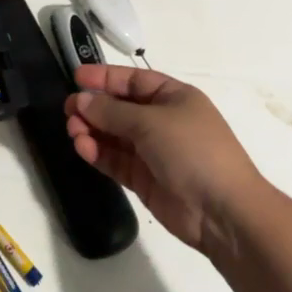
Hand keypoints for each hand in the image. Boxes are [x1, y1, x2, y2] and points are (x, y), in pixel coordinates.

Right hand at [64, 65, 266, 251]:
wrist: (224, 213)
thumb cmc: (193, 151)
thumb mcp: (151, 122)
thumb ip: (112, 111)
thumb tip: (82, 100)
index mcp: (173, 98)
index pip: (133, 81)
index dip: (105, 77)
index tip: (76, 77)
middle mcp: (162, 121)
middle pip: (120, 108)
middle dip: (94, 107)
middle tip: (68, 109)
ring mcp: (153, 152)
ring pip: (114, 135)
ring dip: (92, 130)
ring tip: (73, 131)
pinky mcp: (145, 179)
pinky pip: (116, 160)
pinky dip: (98, 152)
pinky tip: (83, 147)